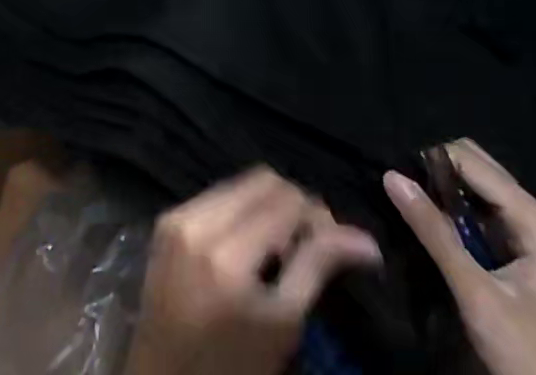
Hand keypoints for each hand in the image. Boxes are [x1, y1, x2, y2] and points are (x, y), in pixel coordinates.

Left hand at [127, 167, 382, 374]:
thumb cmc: (231, 366)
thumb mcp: (283, 323)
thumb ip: (319, 266)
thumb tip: (368, 239)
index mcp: (226, 255)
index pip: (289, 200)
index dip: (318, 217)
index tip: (329, 246)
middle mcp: (197, 223)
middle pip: (265, 180)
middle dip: (293, 205)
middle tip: (304, 244)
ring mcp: (176, 218)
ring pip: (242, 183)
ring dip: (267, 205)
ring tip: (277, 246)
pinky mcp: (167, 220)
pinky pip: (219, 194)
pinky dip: (242, 210)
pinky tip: (248, 244)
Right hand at [385, 140, 535, 374]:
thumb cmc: (531, 355)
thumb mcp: (478, 296)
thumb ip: (436, 235)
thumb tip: (392, 177)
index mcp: (535, 218)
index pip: (475, 162)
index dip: (432, 157)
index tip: (390, 163)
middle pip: (480, 171)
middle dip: (437, 171)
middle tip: (395, 181)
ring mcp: (533, 237)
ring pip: (481, 195)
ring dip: (445, 193)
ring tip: (404, 195)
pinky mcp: (525, 258)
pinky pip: (486, 219)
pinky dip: (457, 216)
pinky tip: (429, 221)